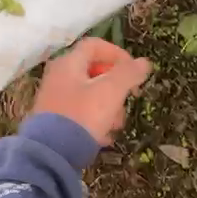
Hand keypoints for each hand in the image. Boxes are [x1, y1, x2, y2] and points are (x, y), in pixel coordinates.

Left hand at [31, 37, 150, 145]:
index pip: (95, 45)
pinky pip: (82, 112)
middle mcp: (59, 76)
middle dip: (117, 86)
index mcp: (69, 63)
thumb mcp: (111, 91)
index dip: (118, 54)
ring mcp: (55, 98)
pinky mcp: (55, 119)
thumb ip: (129, 73)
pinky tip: (103, 136)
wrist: (52, 152)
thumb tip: (144, 62)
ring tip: (116, 124)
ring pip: (91, 94)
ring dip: (110, 106)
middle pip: (95, 71)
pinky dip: (96, 120)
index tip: (133, 71)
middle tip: (129, 98)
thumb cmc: (83, 115)